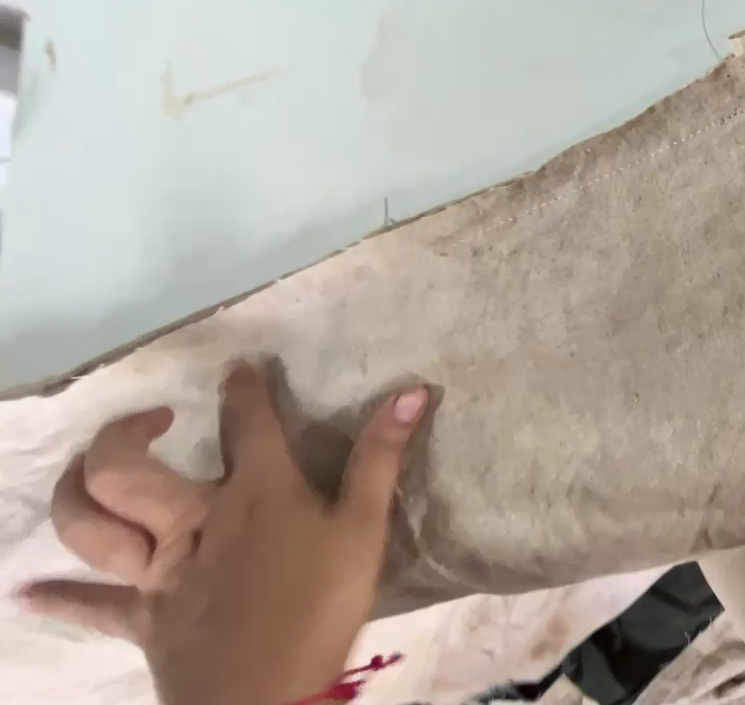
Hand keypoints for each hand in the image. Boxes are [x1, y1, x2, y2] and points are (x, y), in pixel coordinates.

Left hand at [20, 362, 429, 704]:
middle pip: (127, 475)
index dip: (245, 392)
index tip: (241, 366)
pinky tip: (31, 593)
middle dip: (125, 438)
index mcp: (256, 494)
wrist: (262, 692)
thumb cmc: (323, 599)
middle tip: (152, 418)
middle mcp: (195, 523)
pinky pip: (93, 607)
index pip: (247, 427)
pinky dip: (59, 598)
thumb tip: (412, 388)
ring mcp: (161, 573)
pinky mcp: (145, 618)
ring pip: (92, 529)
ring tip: (82, 474)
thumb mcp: (367, 523)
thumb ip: (383, 455)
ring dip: (76, 496)